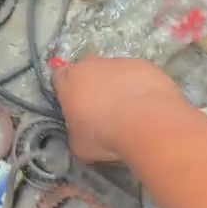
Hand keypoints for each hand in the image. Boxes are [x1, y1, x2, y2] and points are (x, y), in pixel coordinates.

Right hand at [53, 57, 186, 165]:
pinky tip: (148, 106)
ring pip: (114, 71)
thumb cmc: (104, 135)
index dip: (66, 89)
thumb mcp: (79, 145)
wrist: (147, 123)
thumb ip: (75, 133)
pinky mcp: (144, 64)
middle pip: (87, 70)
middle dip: (92, 84)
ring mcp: (118, 62)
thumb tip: (80, 134)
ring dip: (118, 86)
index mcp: (68, 82)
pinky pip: (138, 75)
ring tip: (130, 111)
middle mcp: (90, 65)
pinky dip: (140, 86)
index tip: (74, 104)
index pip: (58, 77)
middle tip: (102, 108)